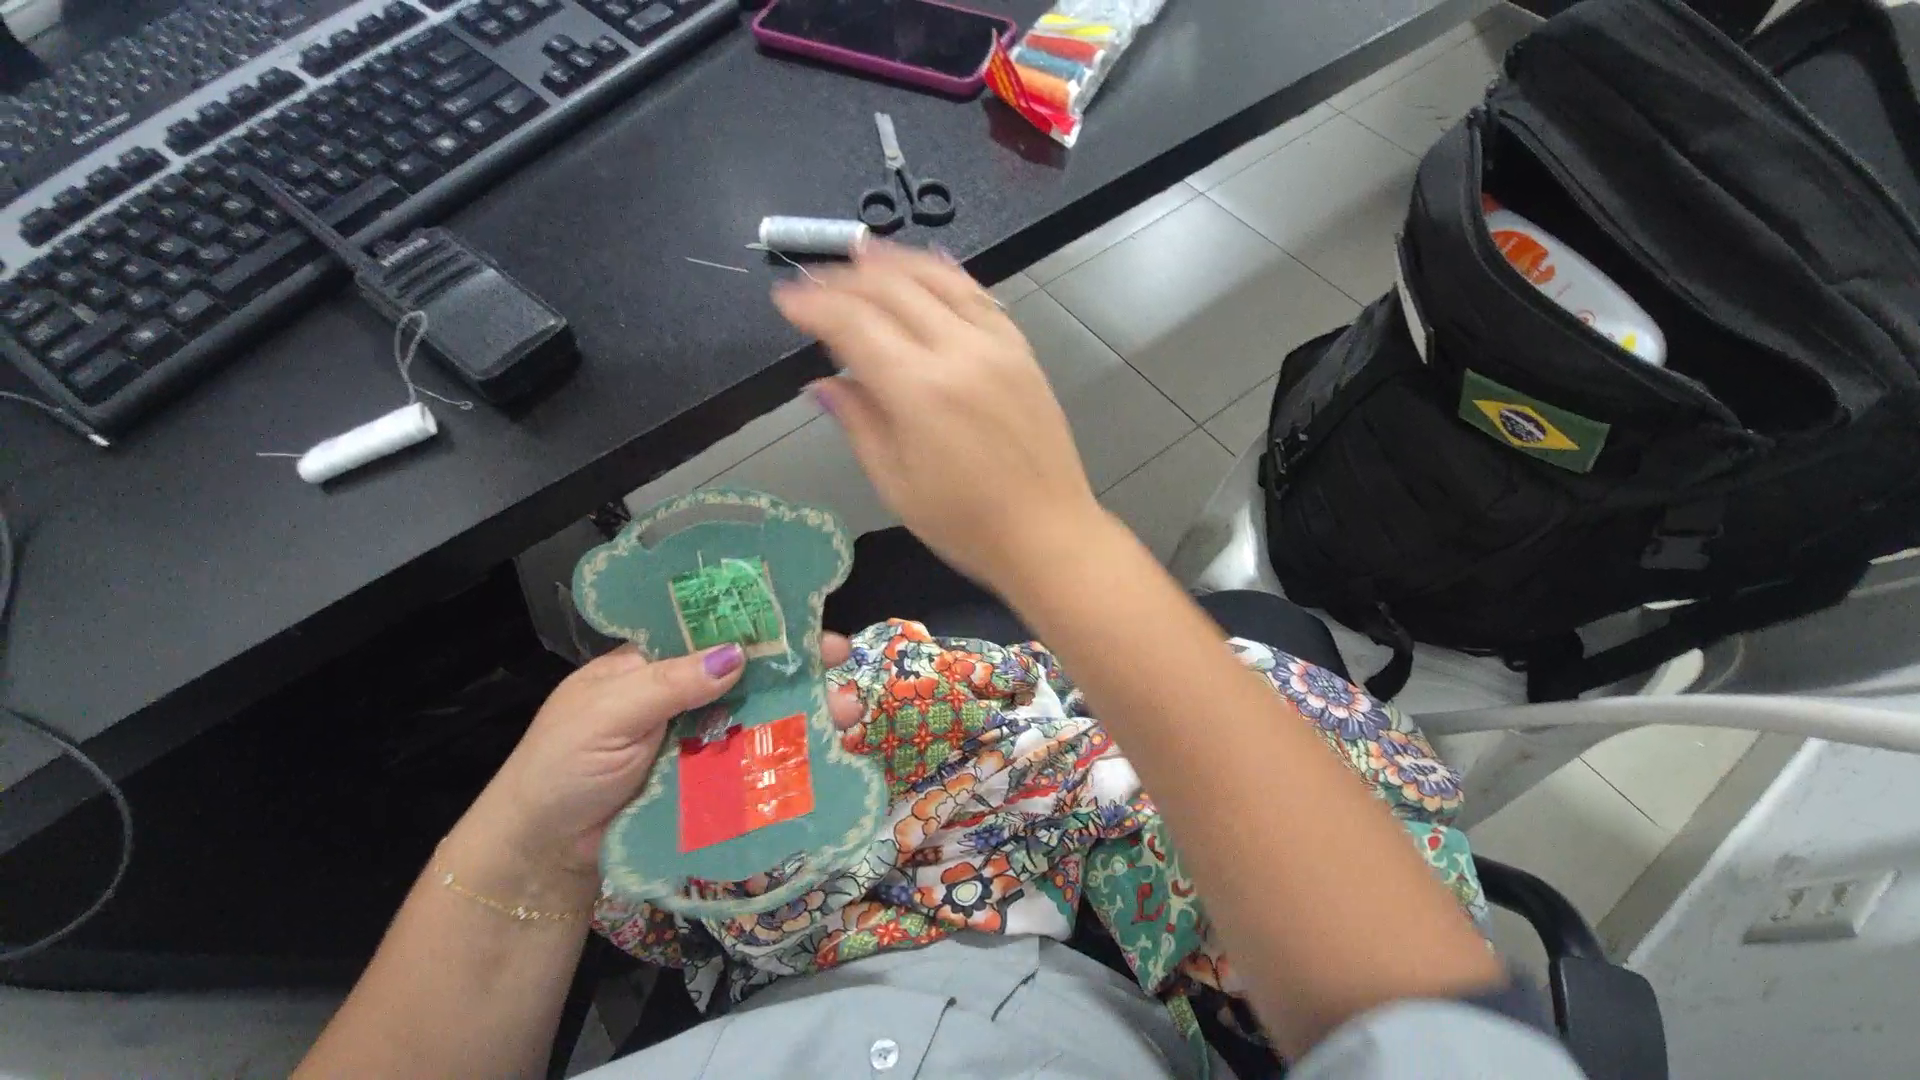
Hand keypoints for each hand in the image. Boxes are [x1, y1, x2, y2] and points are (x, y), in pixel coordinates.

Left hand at [460, 636, 862, 880]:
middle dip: (797, 668)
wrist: (540, 854)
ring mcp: (698, 741)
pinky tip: (822, 755)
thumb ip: (669, 683)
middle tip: (842, 666)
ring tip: (845, 713)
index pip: (712, 631)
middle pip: (748, 675)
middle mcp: (683, 696)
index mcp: (652, 663)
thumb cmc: (560, 766)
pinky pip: (751, 765)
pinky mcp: (708, 784)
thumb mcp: (608, 712)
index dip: (760, 623)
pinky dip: (786, 759)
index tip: (807, 621)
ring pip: (758, 718)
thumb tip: (736, 654)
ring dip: (803, 712)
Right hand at [773, 244, 1110, 593]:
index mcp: (920, 390)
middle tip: (813, 280)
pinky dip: (946, 274)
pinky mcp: (1021, 351)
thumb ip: (858, 421)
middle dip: (844, 278)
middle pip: (892, 290)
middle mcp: (960, 352)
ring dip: (894, 262)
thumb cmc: (965, 523)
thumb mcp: (895, 482)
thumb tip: (824, 383)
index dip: (813, 305)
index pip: (854, 324)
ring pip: (938, 280)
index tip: (785, 299)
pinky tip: (927, 265)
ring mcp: (997, 345)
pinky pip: (978, 296)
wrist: (1048, 533)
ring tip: (860, 254)